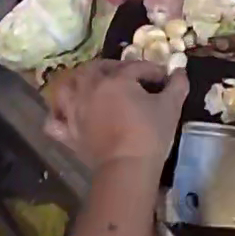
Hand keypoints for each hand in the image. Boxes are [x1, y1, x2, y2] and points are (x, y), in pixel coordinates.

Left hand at [43, 60, 188, 174]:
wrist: (127, 168)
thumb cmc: (150, 134)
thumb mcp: (170, 106)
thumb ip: (177, 85)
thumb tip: (180, 71)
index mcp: (116, 80)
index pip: (136, 67)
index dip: (152, 70)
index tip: (164, 79)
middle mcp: (91, 89)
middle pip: (96, 68)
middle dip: (112, 67)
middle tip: (127, 75)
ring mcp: (75, 111)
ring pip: (67, 87)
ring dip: (77, 82)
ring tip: (90, 85)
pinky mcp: (68, 134)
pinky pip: (54, 121)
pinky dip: (57, 115)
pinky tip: (67, 113)